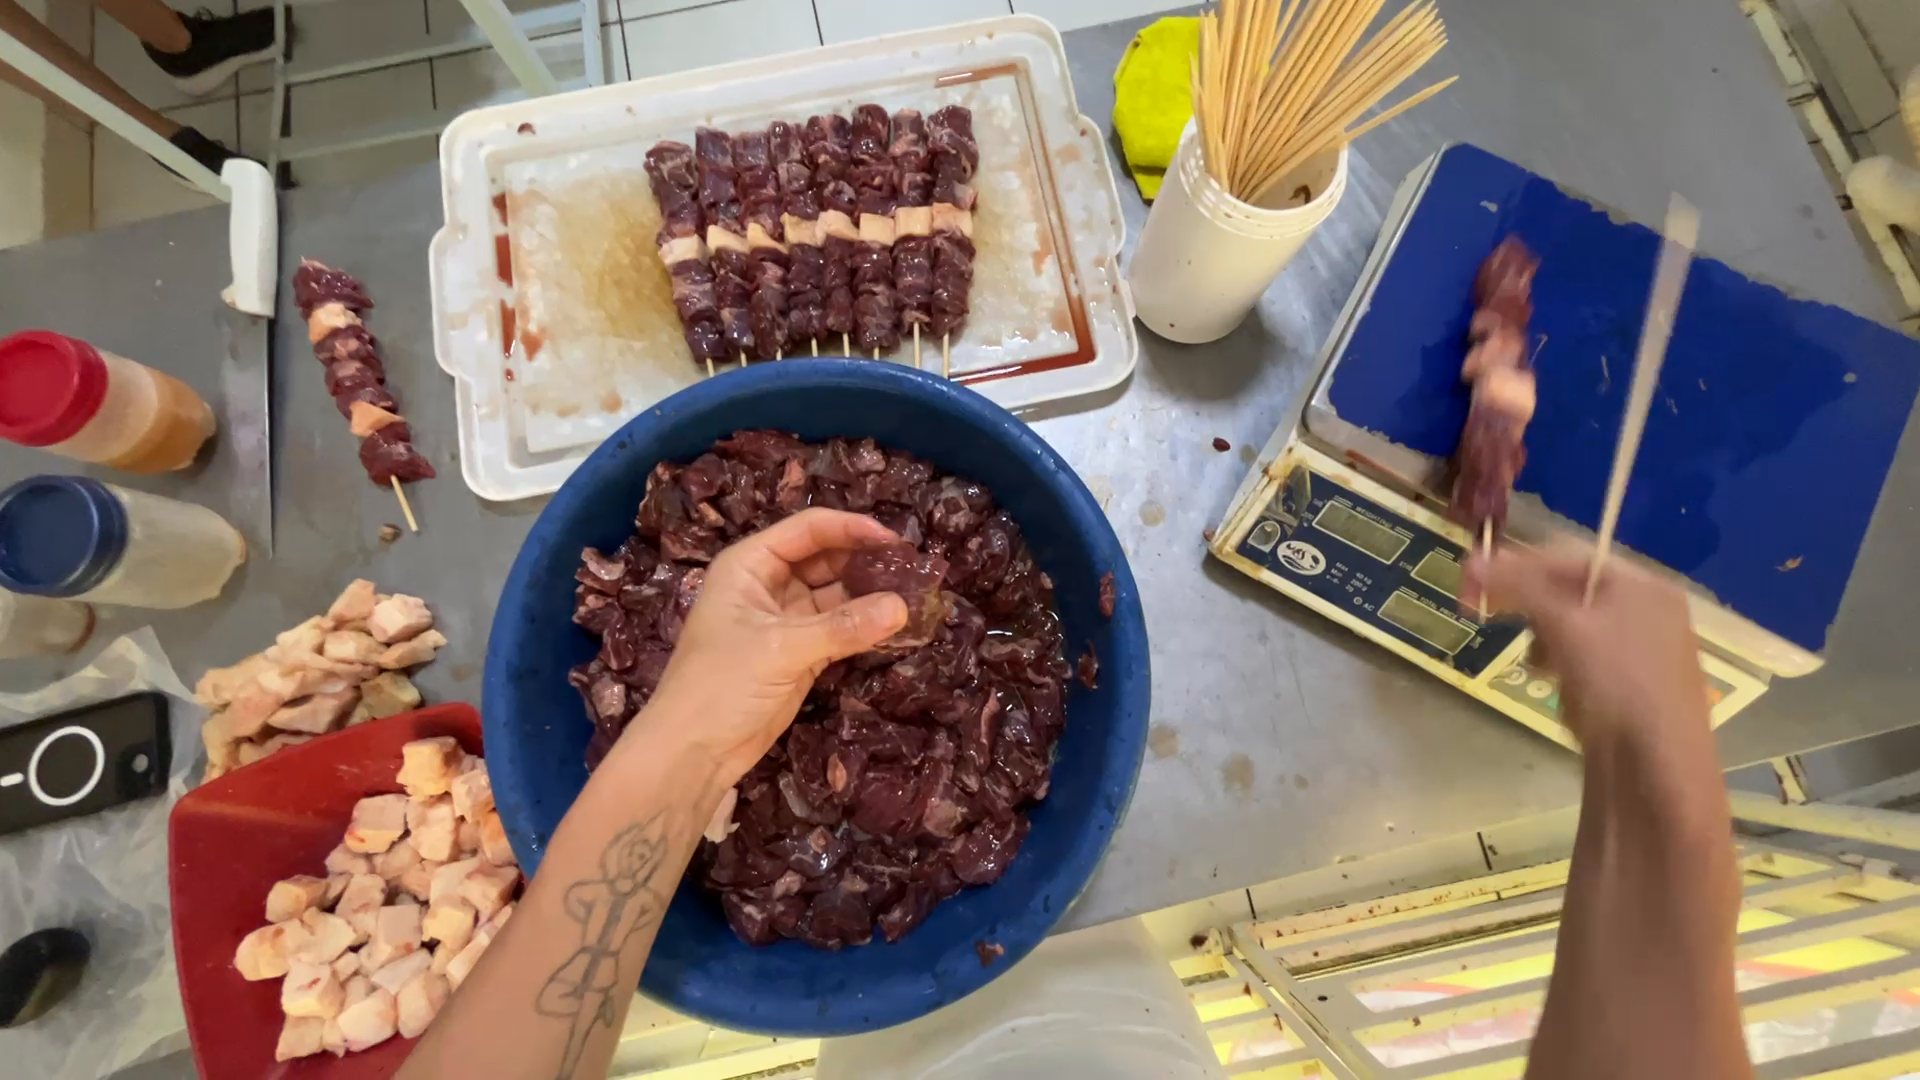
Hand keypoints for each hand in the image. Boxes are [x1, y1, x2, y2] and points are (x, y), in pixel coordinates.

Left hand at [626, 509, 908, 785]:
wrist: (693, 753)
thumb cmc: (721, 685)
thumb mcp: (781, 649)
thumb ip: (843, 627)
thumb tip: (903, 608)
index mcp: (750, 564)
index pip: (809, 530)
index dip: (852, 529)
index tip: (895, 541)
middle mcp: (769, 583)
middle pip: (827, 558)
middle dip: (866, 562)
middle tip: (914, 570)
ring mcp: (786, 619)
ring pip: (837, 595)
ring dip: (871, 596)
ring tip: (914, 595)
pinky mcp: (801, 652)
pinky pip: (840, 628)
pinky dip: (865, 627)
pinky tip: (897, 626)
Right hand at [1464, 546, 1710, 749]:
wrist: (1656, 762)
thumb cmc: (1616, 682)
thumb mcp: (1563, 625)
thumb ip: (1517, 586)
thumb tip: (1469, 559)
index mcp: (1640, 585)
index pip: (1560, 557)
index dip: (1510, 566)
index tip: (1467, 586)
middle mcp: (1644, 607)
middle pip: (1562, 587)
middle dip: (1521, 602)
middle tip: (1478, 613)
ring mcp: (1638, 642)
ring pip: (1565, 619)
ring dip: (1536, 632)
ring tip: (1532, 657)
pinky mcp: (1626, 674)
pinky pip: (1576, 647)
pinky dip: (1554, 655)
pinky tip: (1550, 676)